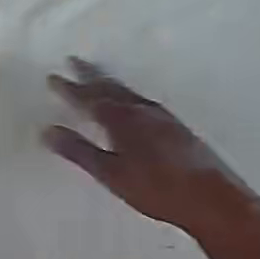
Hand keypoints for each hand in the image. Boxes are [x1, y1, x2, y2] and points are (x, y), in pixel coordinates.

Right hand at [44, 58, 259, 233]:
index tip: (53, 77)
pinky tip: (133, 104)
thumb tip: (48, 131)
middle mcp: (142, 111)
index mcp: (123, 121)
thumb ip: (80, 152)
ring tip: (99, 77)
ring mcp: (163, 118)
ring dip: (111, 83)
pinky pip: (144, 102)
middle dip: (91, 76)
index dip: (70, 90)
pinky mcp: (177, 128)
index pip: (90, 99)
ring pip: (129, 93)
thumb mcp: (112, 174)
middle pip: (111, 88)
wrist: (210, 198)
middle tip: (74, 61)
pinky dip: (129, 96)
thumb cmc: (156, 189)